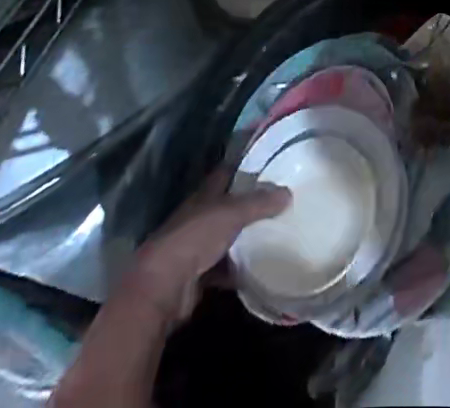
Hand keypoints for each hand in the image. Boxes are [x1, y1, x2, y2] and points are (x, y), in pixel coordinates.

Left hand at [117, 168, 289, 327]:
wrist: (162, 289)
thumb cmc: (194, 239)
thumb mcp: (231, 213)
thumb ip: (259, 202)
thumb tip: (288, 193)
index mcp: (203, 197)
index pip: (225, 173)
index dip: (244, 165)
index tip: (268, 159)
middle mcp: (198, 219)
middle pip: (229, 205)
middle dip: (252, 202)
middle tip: (283, 197)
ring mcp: (197, 248)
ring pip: (228, 236)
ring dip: (248, 236)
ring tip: (279, 230)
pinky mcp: (200, 275)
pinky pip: (227, 267)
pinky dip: (242, 267)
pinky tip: (263, 266)